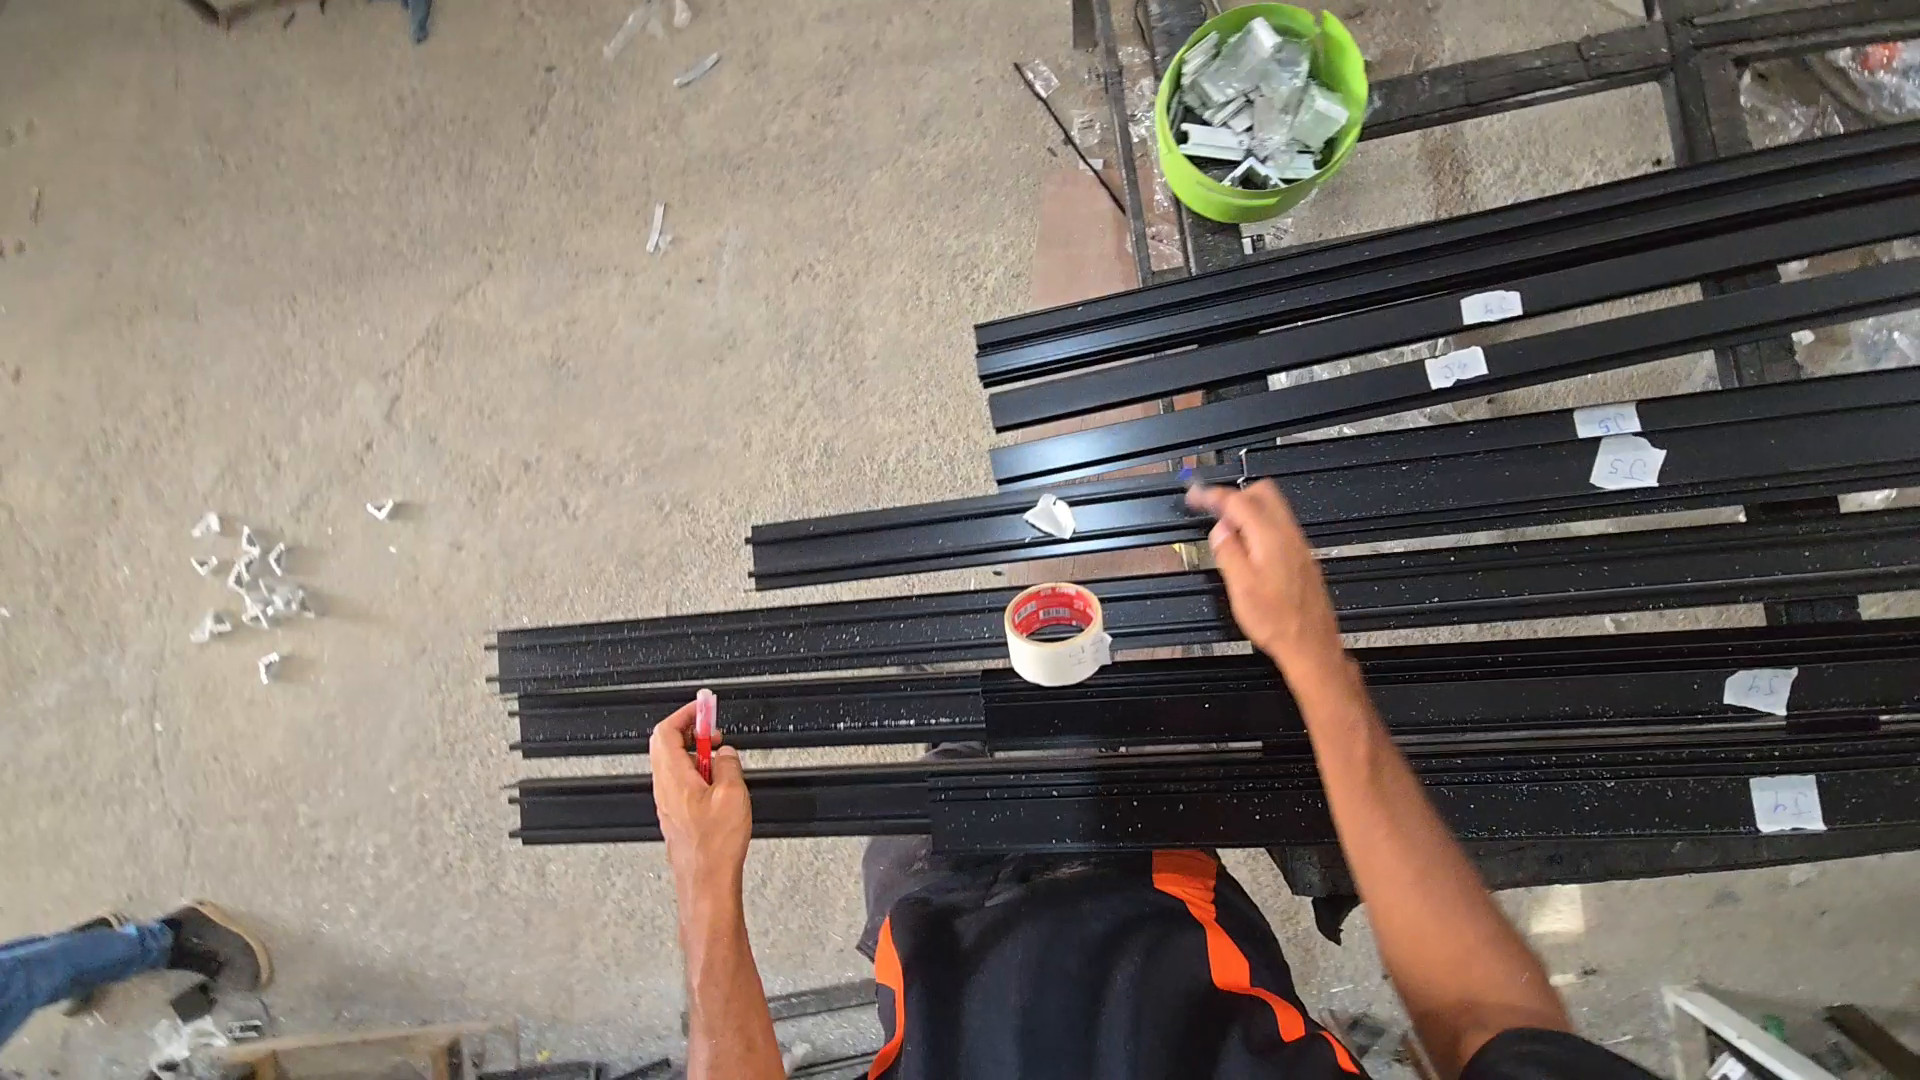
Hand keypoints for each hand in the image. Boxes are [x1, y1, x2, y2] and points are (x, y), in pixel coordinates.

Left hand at [650, 702, 751, 907]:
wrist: (706, 882)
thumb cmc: (715, 845)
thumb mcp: (732, 793)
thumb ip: (727, 764)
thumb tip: (724, 753)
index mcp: (673, 777)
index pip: (666, 730)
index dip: (686, 714)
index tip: (704, 707)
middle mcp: (664, 788)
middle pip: (666, 744)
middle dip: (691, 730)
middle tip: (714, 730)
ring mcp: (668, 802)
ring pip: (674, 763)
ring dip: (696, 751)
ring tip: (721, 757)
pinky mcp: (677, 814)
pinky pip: (681, 780)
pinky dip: (697, 770)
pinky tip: (719, 781)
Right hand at [1186, 480, 1343, 665]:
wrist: (1309, 644)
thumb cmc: (1277, 621)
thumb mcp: (1240, 586)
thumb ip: (1227, 551)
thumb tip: (1219, 530)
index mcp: (1270, 538)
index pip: (1238, 500)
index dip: (1212, 495)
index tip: (1196, 496)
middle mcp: (1289, 536)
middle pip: (1262, 492)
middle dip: (1234, 495)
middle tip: (1212, 511)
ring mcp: (1298, 545)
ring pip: (1272, 507)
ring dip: (1246, 510)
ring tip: (1226, 531)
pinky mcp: (1300, 557)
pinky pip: (1278, 526)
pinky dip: (1258, 525)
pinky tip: (1246, 546)